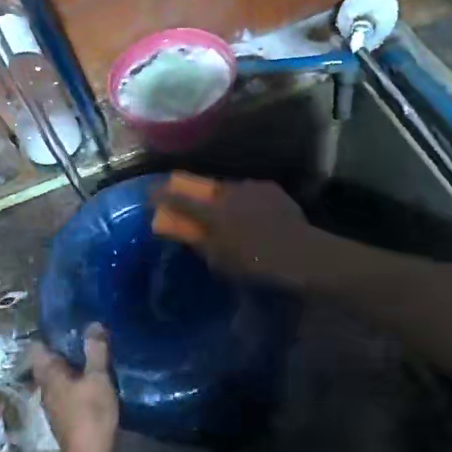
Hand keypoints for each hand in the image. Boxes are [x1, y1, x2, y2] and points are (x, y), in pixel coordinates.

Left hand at [29, 325, 118, 451]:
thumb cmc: (91, 413)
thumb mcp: (98, 378)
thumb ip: (96, 351)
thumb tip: (93, 324)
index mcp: (49, 375)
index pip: (39, 349)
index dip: (49, 336)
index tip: (66, 325)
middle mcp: (45, 388)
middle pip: (47, 363)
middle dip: (62, 351)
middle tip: (82, 338)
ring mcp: (52, 404)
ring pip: (56, 378)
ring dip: (69, 368)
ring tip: (89, 357)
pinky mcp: (62, 417)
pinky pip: (64, 391)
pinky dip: (74, 383)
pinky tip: (90, 382)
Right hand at [151, 174, 326, 286]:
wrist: (299, 253)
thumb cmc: (256, 263)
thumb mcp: (220, 261)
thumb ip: (200, 244)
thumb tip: (188, 234)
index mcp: (211, 211)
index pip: (179, 198)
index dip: (162, 196)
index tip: (152, 195)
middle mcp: (229, 192)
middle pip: (206, 190)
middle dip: (198, 196)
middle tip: (196, 207)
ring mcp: (252, 187)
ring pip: (231, 189)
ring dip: (226, 198)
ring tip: (230, 212)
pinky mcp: (272, 189)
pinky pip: (252, 192)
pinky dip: (248, 200)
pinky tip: (254, 213)